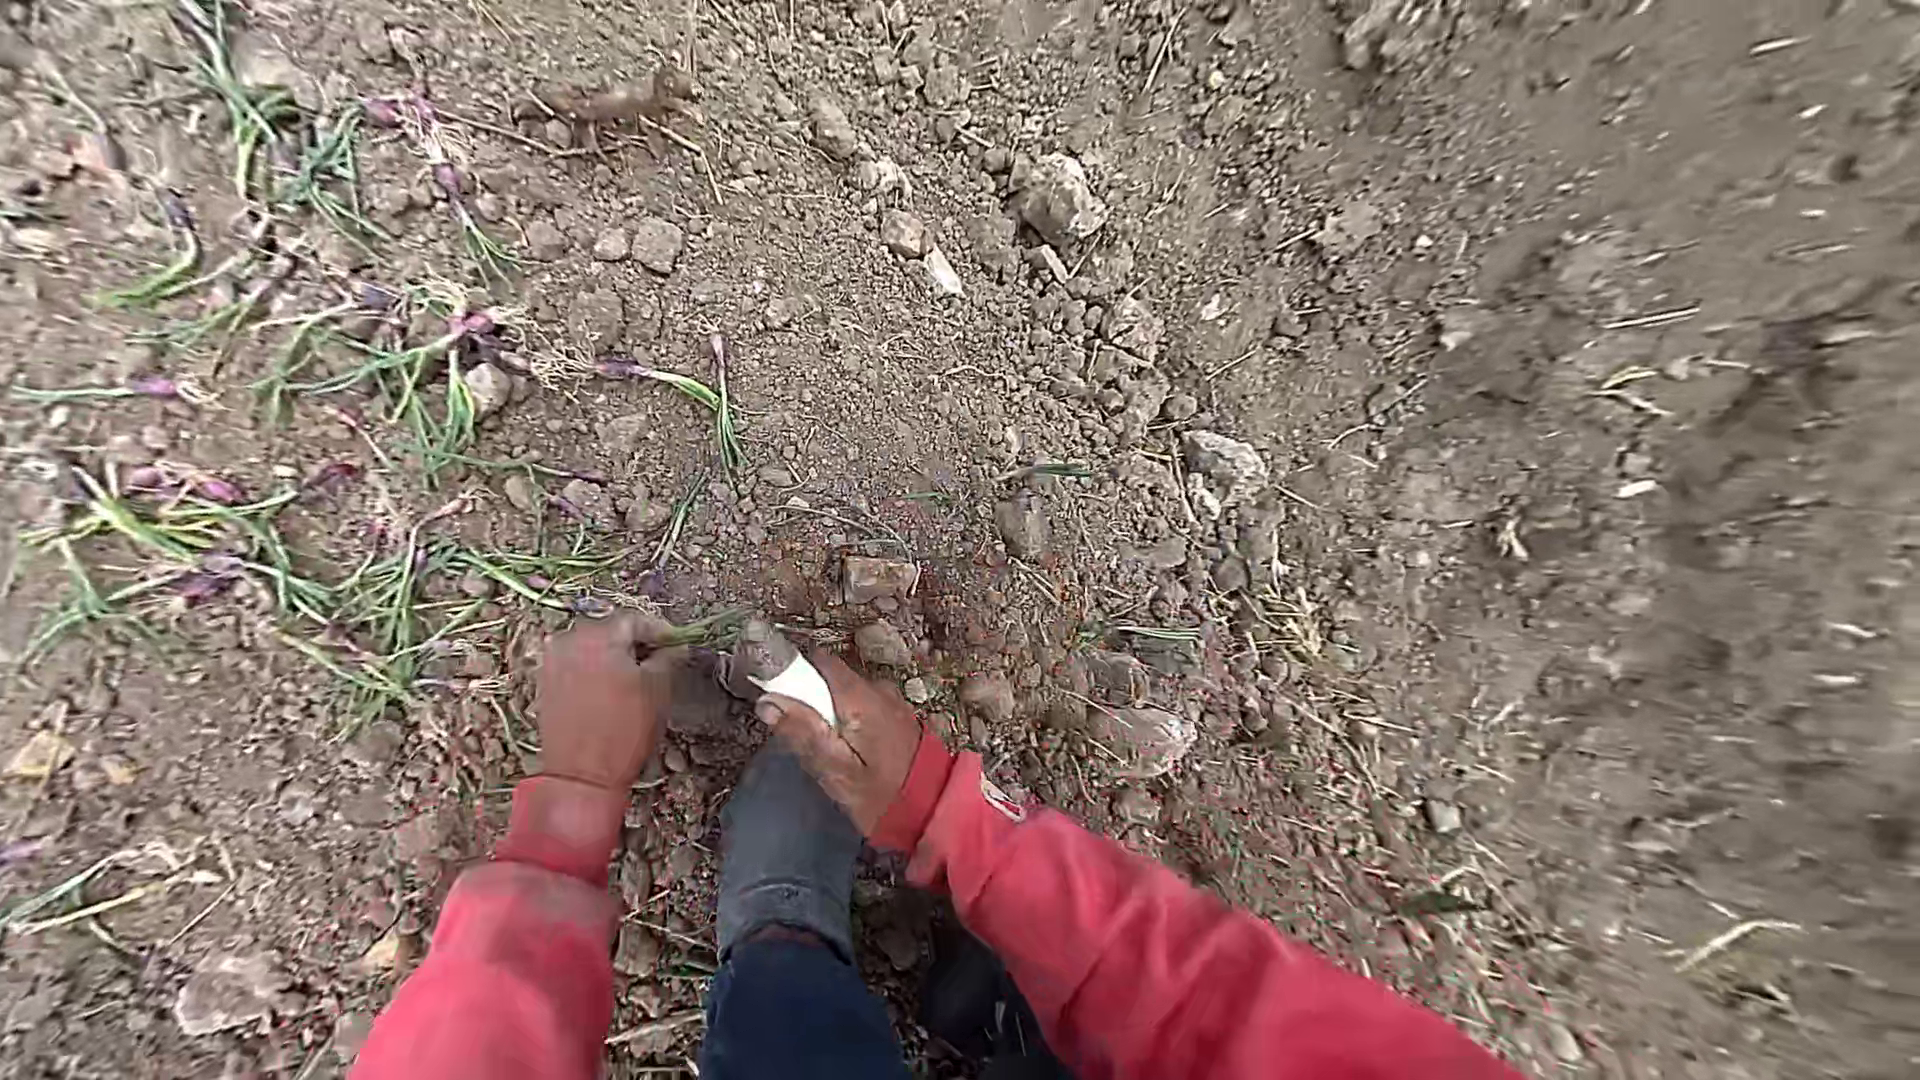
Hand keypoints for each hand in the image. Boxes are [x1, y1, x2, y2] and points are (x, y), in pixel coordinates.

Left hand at [533, 612, 684, 791]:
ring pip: (595, 647)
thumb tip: (674, 646)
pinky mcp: (546, 683)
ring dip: (617, 656)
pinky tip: (613, 689)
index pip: (636, 620)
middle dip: (638, 643)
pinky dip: (598, 669)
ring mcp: (552, 662)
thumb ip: (669, 655)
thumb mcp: (660, 685)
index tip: (678, 646)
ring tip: (638, 677)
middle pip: (612, 630)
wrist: (582, 776)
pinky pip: (579, 663)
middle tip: (661, 661)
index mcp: (597, 636)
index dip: (662, 632)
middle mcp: (568, 641)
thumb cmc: (626, 727)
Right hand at [755, 651, 920, 835]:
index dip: (792, 670)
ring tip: (822, 747)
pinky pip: (862, 703)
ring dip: (828, 709)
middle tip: (795, 733)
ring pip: (845, 691)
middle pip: (831, 676)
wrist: (934, 808)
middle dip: (809, 696)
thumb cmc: (882, 796)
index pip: (819, 661)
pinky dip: (847, 716)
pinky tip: (846, 748)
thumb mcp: (836, 771)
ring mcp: (890, 700)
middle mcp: (878, 689)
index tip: (772, 692)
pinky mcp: (897, 714)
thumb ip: (804, 734)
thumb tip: (768, 702)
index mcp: (860, 697)